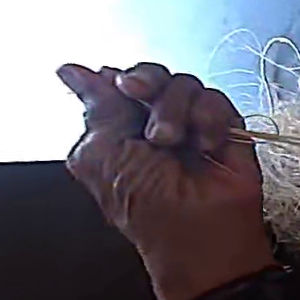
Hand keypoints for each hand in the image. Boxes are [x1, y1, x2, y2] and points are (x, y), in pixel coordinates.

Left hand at [57, 62, 275, 299]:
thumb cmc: (146, 206)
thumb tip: (72, 71)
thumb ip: (95, 107)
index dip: (123, 78)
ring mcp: (194, 126)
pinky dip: (209, 119)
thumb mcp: (101, 153)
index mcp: (120, 129)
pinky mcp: (227, 131)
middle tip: (146, 107)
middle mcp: (157, 123)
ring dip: (178, 111)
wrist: (198, 228)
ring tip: (176, 143)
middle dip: (150, 85)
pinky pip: (218, 100)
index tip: (124, 88)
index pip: (120, 81)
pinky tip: (205, 146)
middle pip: (155, 75)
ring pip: (187, 85)